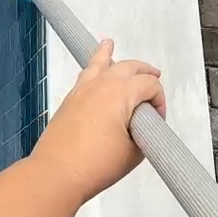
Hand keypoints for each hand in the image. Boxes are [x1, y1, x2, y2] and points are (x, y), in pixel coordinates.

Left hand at [29, 40, 165, 199]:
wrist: (58, 172)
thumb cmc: (96, 164)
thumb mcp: (135, 152)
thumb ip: (145, 132)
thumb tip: (142, 126)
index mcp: (120, 92)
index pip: (149, 84)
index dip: (159, 100)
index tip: (158, 118)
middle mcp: (101, 84)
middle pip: (128, 67)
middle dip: (144, 71)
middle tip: (154, 77)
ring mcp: (82, 90)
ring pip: (99, 64)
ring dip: (108, 55)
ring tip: (109, 44)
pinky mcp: (69, 100)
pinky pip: (84, 76)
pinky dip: (91, 68)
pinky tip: (92, 68)